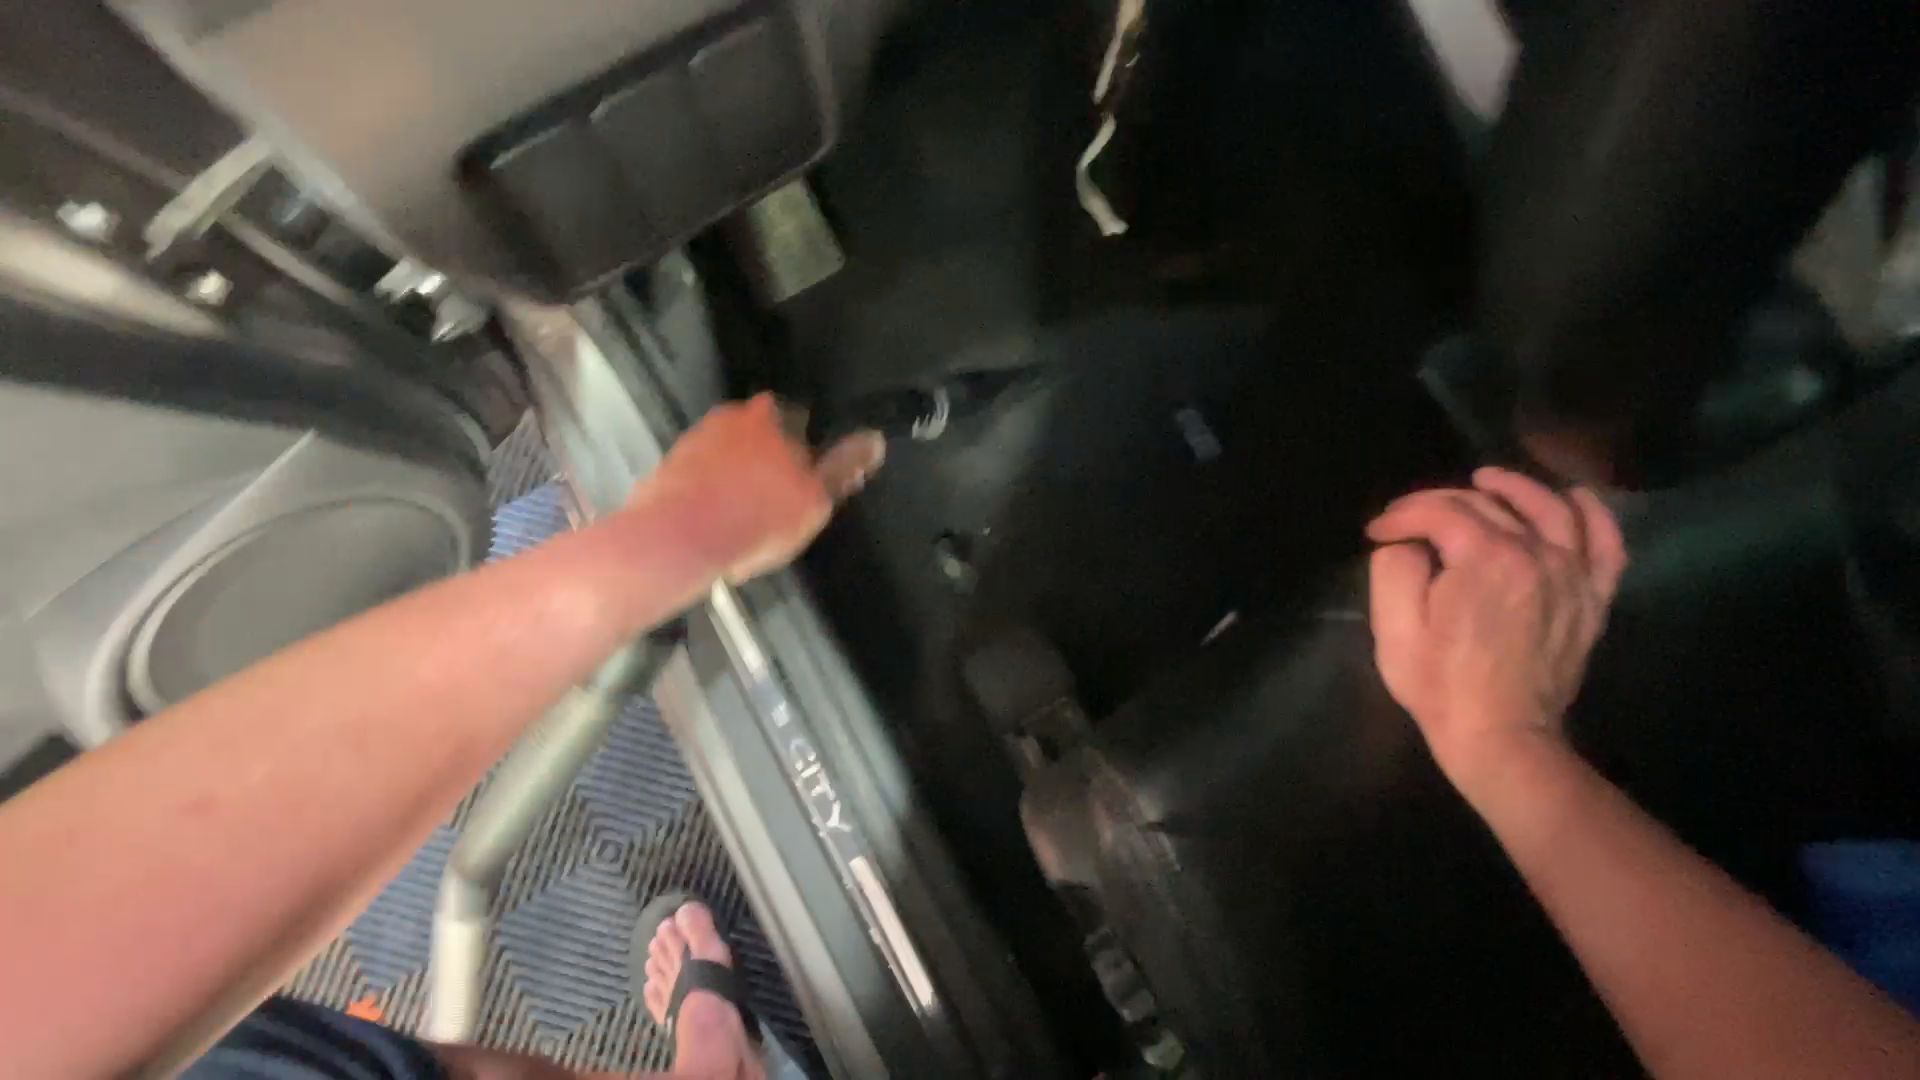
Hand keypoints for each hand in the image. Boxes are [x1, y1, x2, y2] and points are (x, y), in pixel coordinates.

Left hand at [630, 393, 884, 581]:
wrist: (678, 540)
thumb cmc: (758, 518)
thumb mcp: (815, 501)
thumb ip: (844, 468)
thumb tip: (875, 440)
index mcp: (771, 418)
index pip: (799, 421)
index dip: (805, 451)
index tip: (804, 480)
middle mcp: (730, 418)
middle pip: (758, 436)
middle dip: (767, 461)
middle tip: (775, 503)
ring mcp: (694, 440)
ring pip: (727, 457)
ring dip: (736, 480)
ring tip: (744, 521)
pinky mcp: (667, 467)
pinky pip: (699, 479)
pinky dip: (709, 497)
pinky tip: (717, 528)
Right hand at [1366, 467, 1627, 793]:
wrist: (1500, 735)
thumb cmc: (1439, 683)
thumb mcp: (1393, 628)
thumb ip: (1394, 569)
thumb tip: (1404, 542)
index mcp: (1485, 558)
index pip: (1439, 512)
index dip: (1400, 515)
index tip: (1375, 532)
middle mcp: (1537, 554)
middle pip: (1488, 505)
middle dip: (1439, 501)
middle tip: (1407, 518)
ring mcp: (1573, 576)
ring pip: (1550, 509)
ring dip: (1515, 487)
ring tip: (1487, 480)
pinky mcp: (1591, 599)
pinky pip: (1606, 545)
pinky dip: (1593, 516)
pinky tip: (1574, 500)